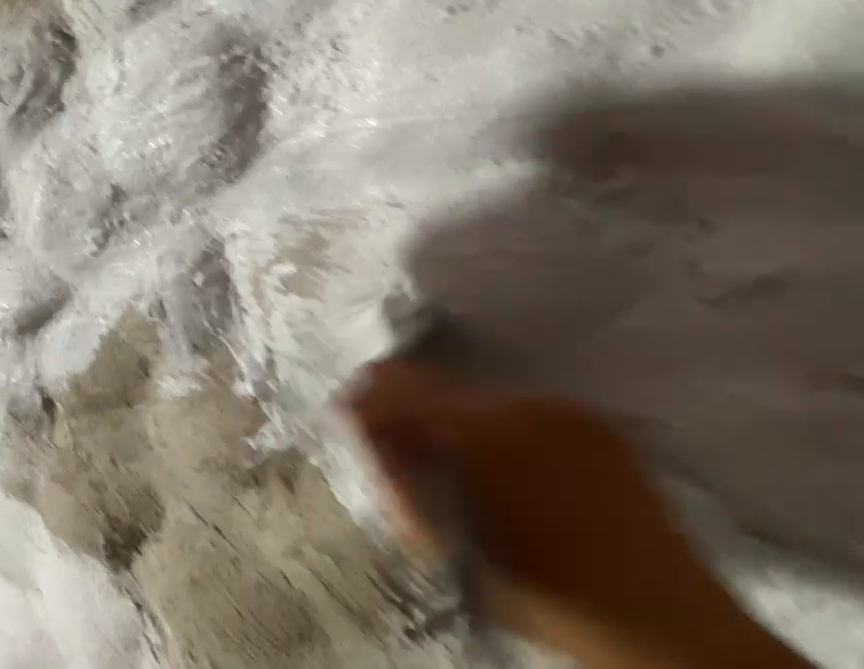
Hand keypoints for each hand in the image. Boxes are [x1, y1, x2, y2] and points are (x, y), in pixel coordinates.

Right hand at [346, 359, 806, 668]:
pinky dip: (497, 427)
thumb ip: (393, 471)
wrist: (667, 626)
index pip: (397, 387)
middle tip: (392, 438)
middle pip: (435, 384)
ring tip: (449, 456)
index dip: (364, 397)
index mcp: (481, 430)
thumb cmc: (541, 590)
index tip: (344, 411)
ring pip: (477, 397)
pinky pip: (522, 409)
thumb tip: (351, 418)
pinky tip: (500, 462)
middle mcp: (523, 403)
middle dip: (406, 406)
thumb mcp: (445, 539)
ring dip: (452, 417)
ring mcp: (565, 408)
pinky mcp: (596, 423)